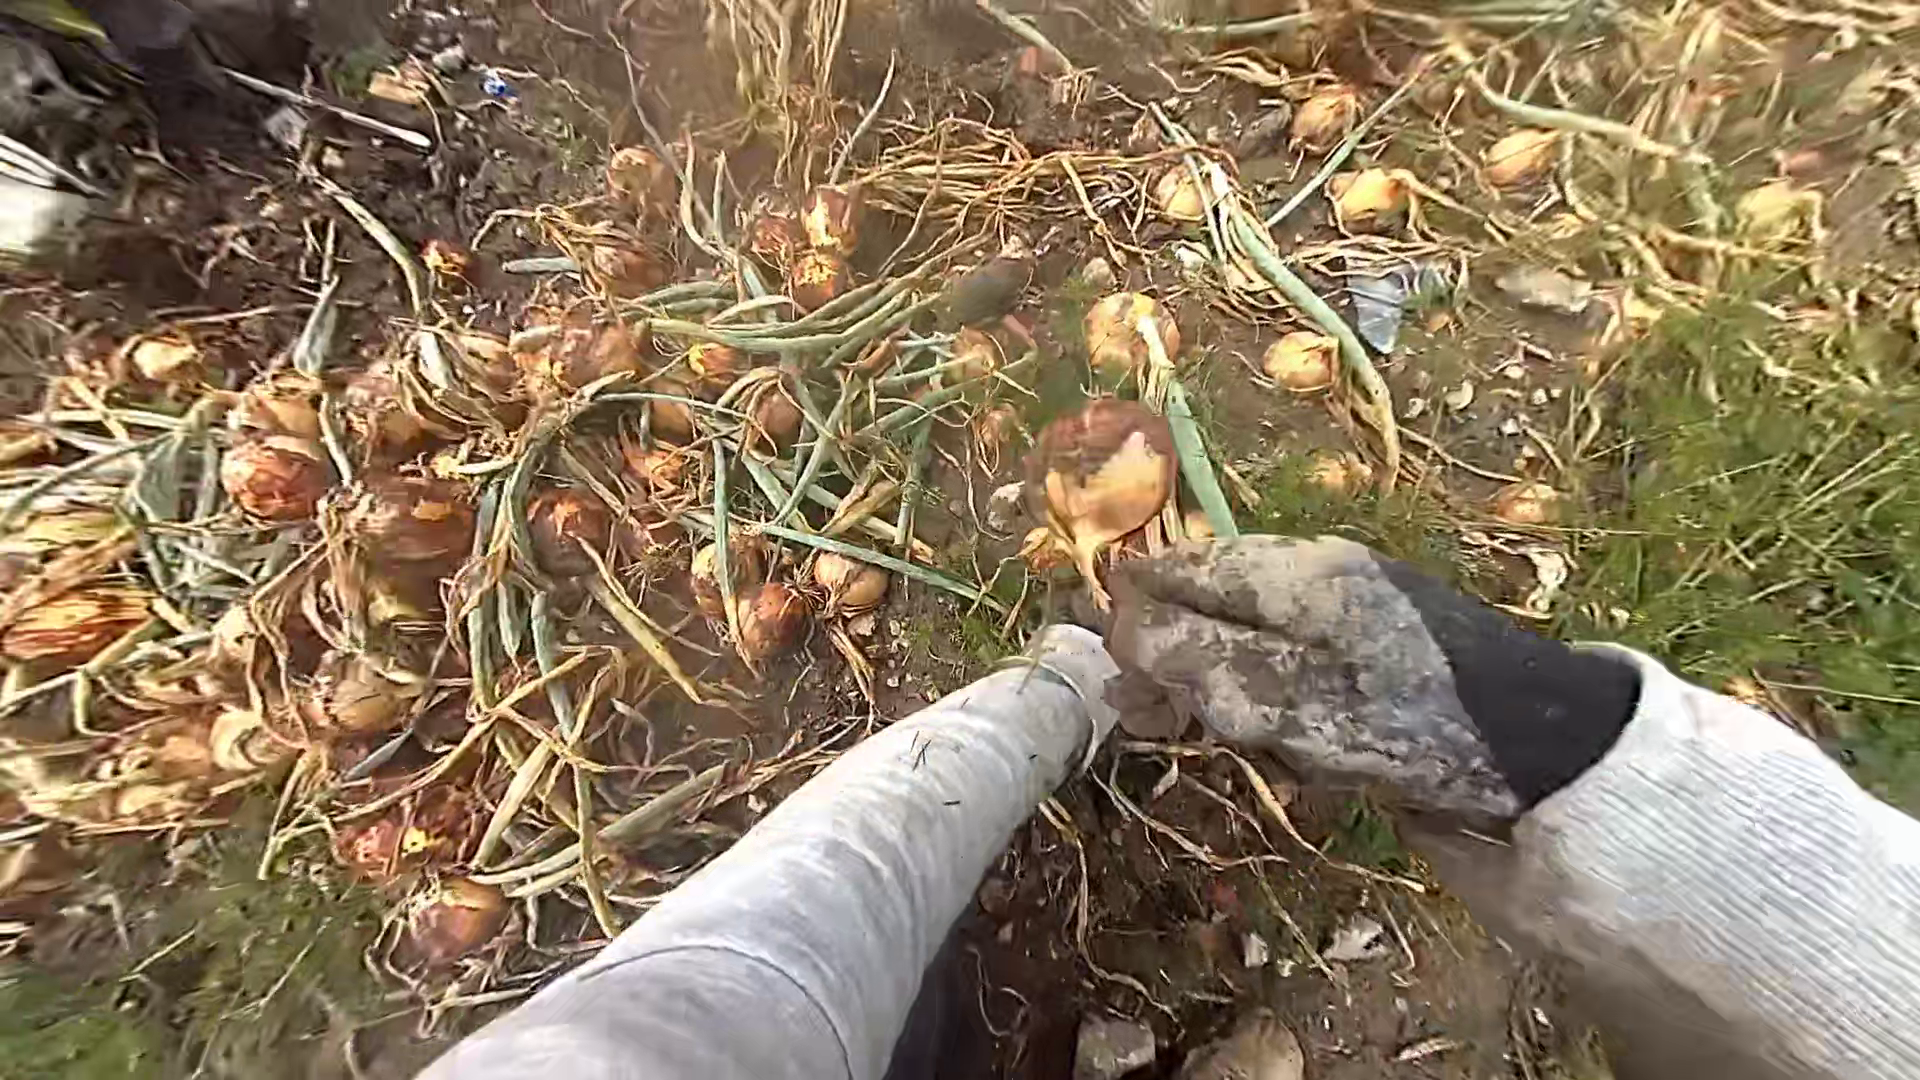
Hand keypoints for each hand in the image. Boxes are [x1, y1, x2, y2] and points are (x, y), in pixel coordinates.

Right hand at [1104, 535, 1639, 820]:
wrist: (1552, 751)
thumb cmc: (1409, 720)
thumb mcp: (1290, 699)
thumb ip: (1199, 660)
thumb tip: (1123, 628)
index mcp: (1289, 573)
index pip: (1185, 571)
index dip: (1137, 603)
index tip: (1110, 652)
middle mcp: (1306, 574)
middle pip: (1204, 601)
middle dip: (1164, 651)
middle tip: (1139, 707)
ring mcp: (1334, 606)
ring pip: (1237, 631)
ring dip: (1200, 678)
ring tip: (1171, 724)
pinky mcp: (1355, 642)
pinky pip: (1278, 656)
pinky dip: (1248, 690)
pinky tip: (1247, 725)